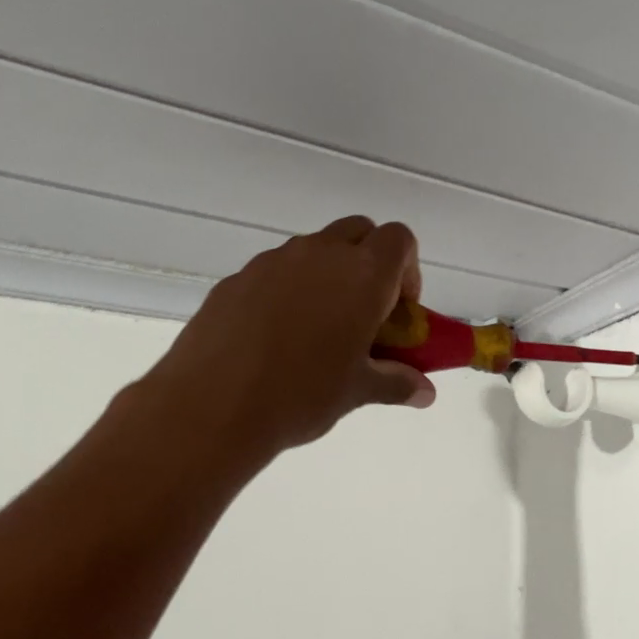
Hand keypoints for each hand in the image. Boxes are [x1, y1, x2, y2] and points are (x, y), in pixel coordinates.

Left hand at [137, 217, 436, 457]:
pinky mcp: (236, 279)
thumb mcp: (358, 392)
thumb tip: (425, 393)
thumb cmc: (302, 395)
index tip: (399, 311)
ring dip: (328, 276)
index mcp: (362, 274)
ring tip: (317, 332)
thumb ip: (397, 383)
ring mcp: (273, 261)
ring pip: (314, 251)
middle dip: (370, 263)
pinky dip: (288, 292)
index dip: (408, 271)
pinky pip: (275, 272)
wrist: (213, 406)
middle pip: (358, 232)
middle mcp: (320, 254)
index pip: (399, 240)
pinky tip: (275, 340)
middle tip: (365, 314)